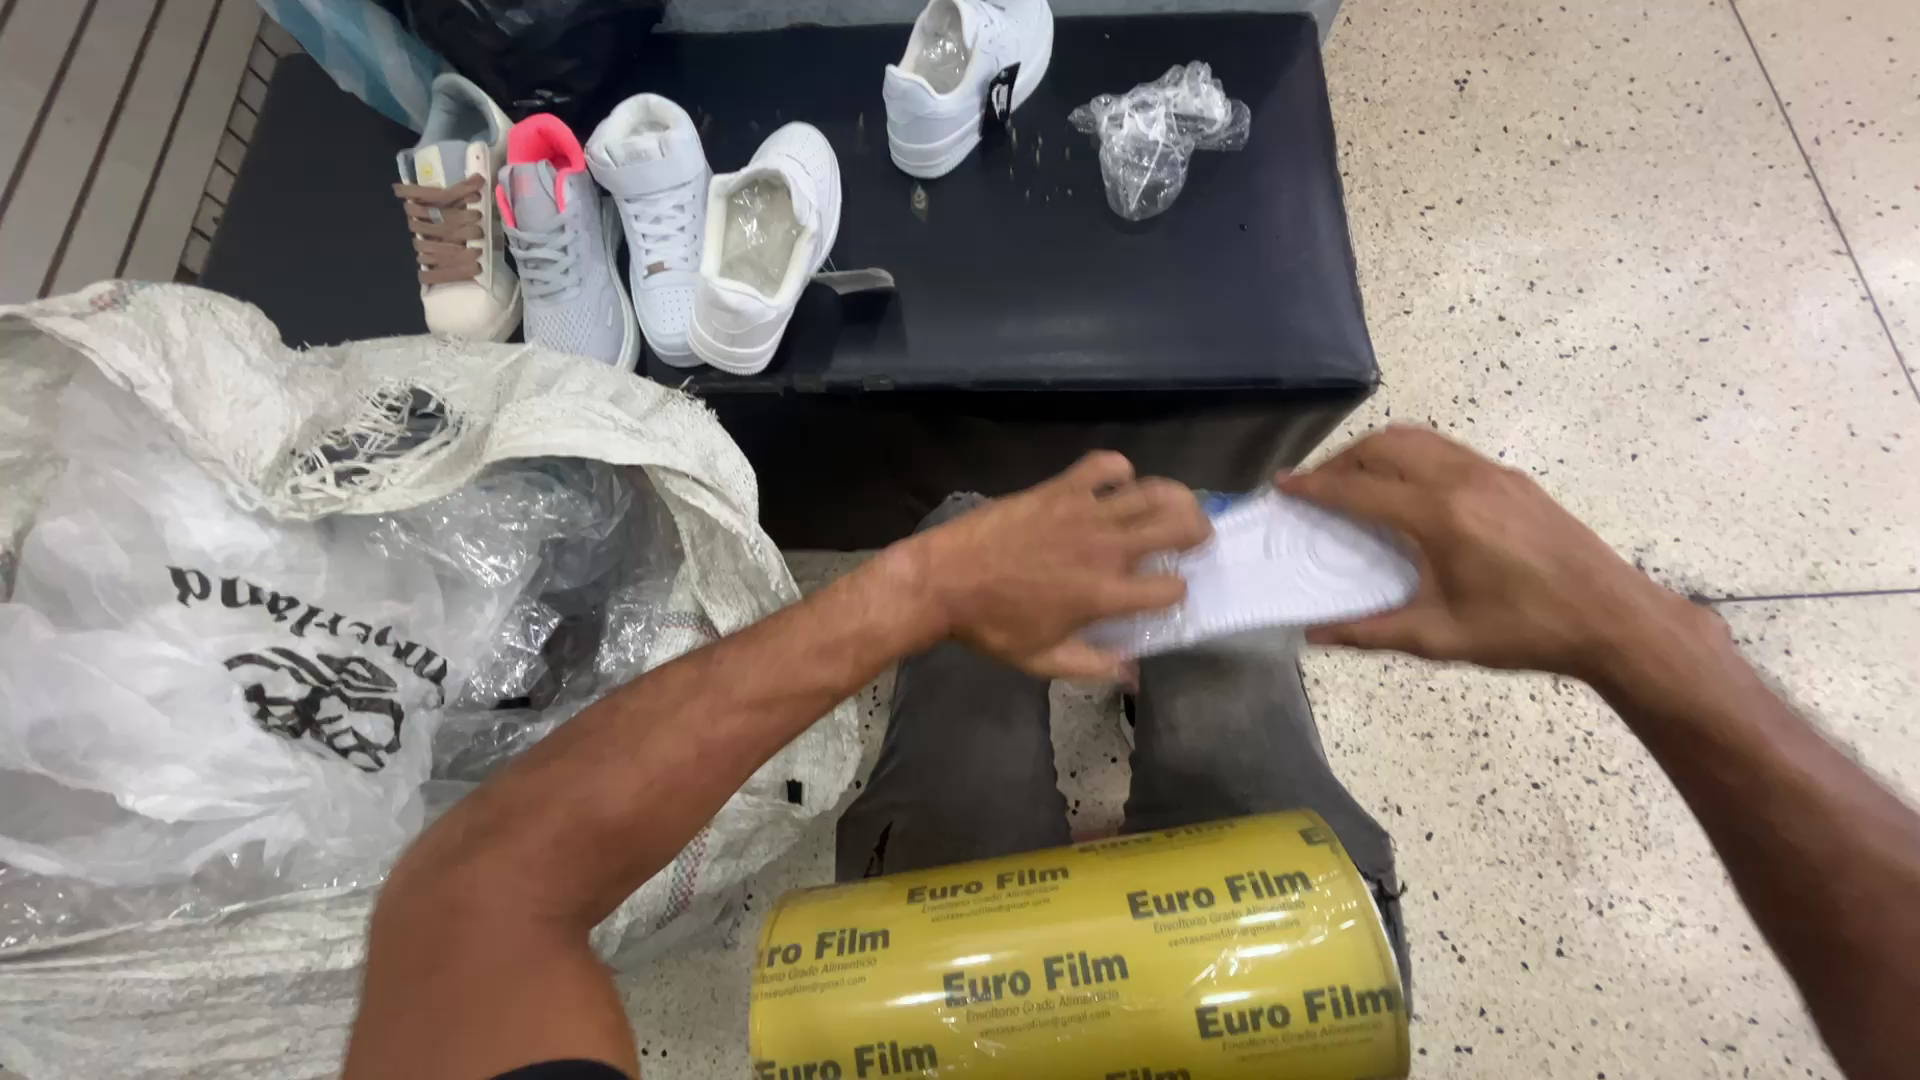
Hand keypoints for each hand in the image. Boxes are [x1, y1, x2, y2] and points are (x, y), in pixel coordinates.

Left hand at [904, 452, 1211, 679]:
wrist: (943, 581)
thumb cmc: (991, 626)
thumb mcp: (1042, 660)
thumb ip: (1093, 666)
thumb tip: (1133, 675)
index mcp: (1104, 594)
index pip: (1170, 588)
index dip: (1178, 592)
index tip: (1169, 593)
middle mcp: (1105, 548)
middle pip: (1178, 526)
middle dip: (1197, 532)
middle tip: (1195, 539)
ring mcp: (1083, 512)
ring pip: (1151, 491)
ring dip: (1174, 497)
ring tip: (1175, 506)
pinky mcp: (1058, 488)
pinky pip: (1103, 466)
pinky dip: (1118, 469)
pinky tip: (1115, 484)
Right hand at [1279, 426, 1710, 681]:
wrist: (1616, 620)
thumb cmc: (1523, 631)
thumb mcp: (1438, 638)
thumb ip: (1367, 632)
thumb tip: (1313, 635)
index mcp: (1438, 517)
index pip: (1357, 489)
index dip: (1313, 486)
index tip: (1282, 484)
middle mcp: (1461, 481)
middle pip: (1382, 447)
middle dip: (1338, 461)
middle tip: (1315, 486)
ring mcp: (1490, 473)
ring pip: (1415, 437)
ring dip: (1373, 451)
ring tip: (1353, 479)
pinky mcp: (1510, 477)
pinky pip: (1443, 447)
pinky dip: (1408, 454)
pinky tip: (1404, 485)